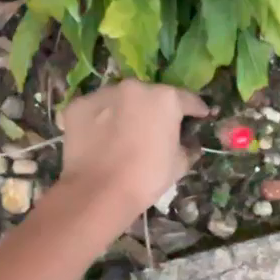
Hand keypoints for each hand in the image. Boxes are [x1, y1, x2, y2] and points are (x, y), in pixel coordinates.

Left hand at [56, 80, 209, 220]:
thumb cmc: (146, 177)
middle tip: (156, 130)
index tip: (200, 116)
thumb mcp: (179, 164)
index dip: (196, 110)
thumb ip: (187, 147)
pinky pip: (96, 109)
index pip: (188, 100)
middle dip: (156, 110)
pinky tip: (101, 138)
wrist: (99, 192)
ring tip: (125, 134)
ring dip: (126, 112)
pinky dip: (100, 119)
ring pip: (121, 99)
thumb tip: (189, 144)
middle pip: (151, 96)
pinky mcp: (79, 105)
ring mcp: (104, 94)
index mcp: (165, 98)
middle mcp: (135, 87)